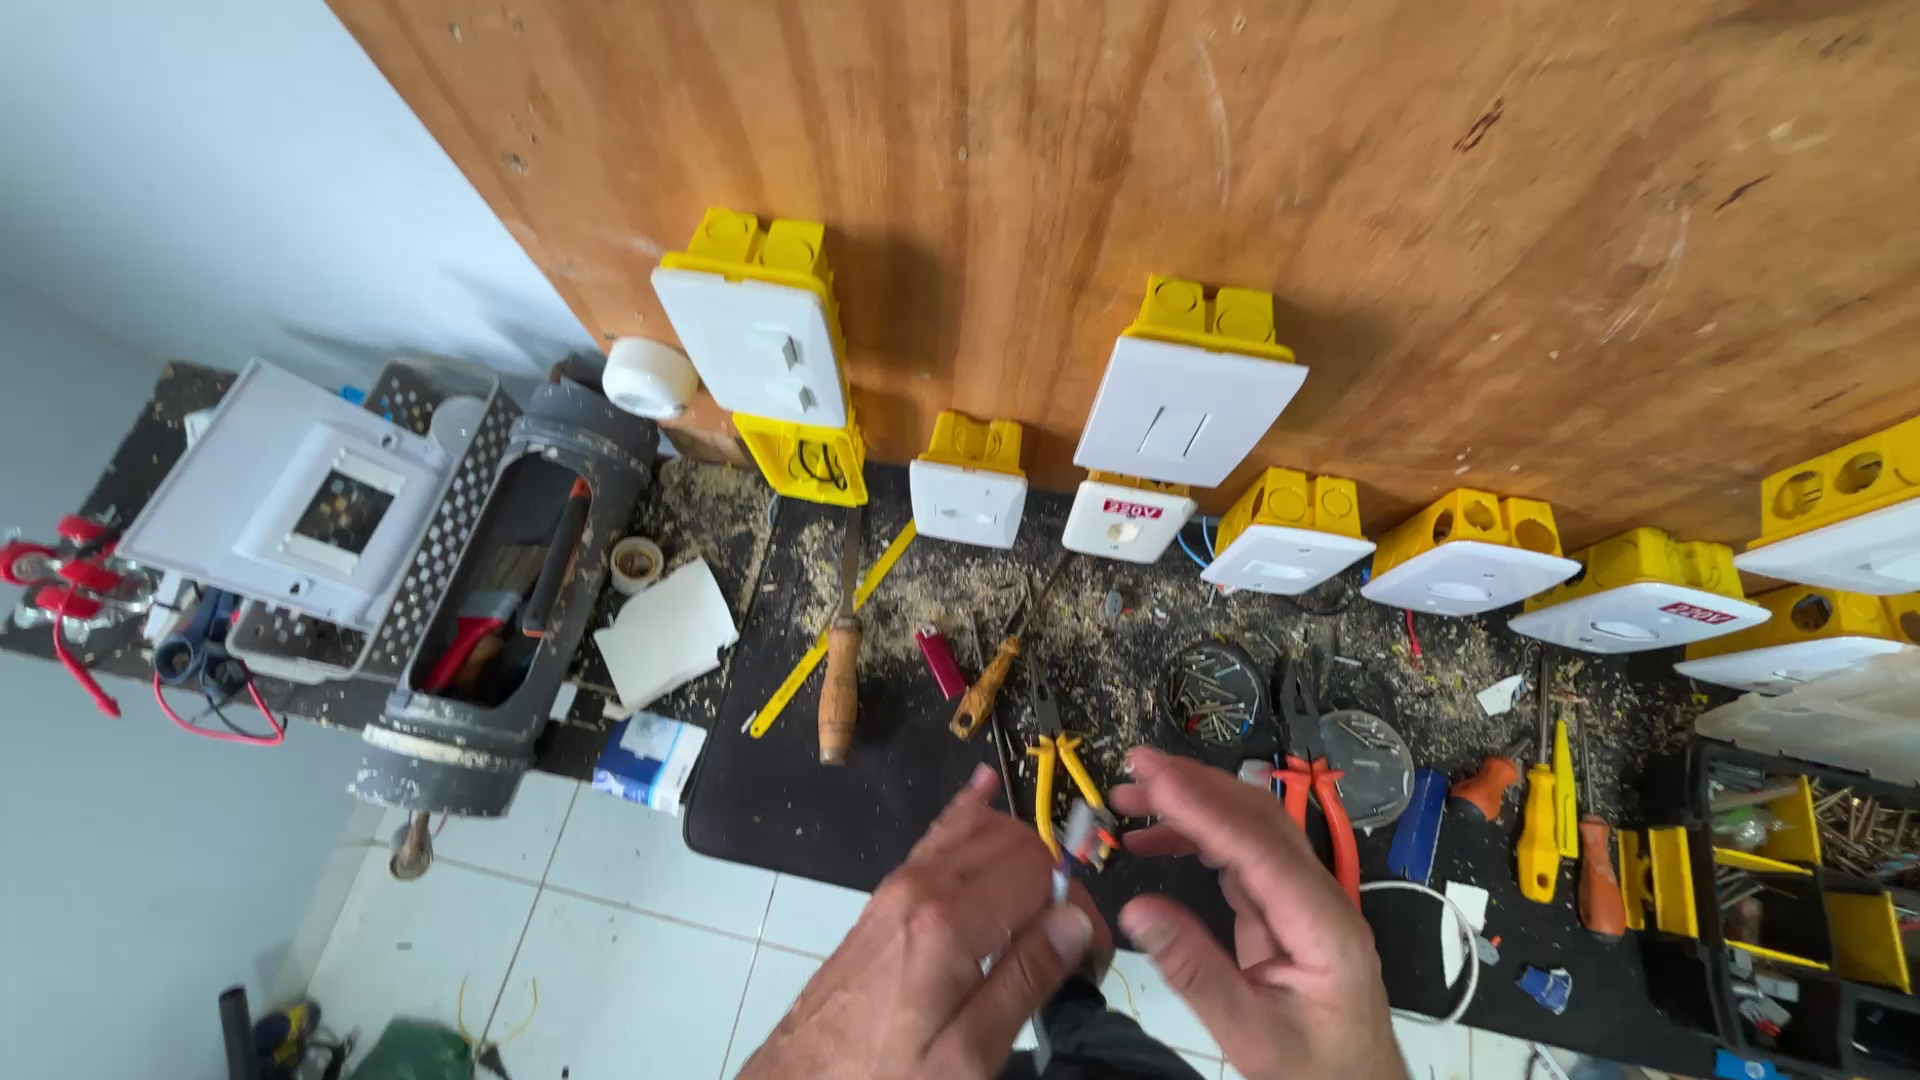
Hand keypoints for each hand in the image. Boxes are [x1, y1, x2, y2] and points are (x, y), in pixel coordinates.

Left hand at [739, 764, 1112, 1079]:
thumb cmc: (889, 1075)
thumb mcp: (968, 1053)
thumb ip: (1026, 978)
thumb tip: (1075, 917)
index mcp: (949, 921)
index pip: (1037, 871)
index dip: (1075, 900)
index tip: (1090, 947)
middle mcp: (924, 883)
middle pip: (1011, 841)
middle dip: (1053, 874)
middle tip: (1069, 932)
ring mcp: (902, 880)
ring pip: (977, 826)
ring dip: (1020, 846)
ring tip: (1045, 893)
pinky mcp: (890, 889)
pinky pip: (938, 832)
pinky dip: (968, 810)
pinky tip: (983, 787)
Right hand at [1110, 748, 1404, 1079]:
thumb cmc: (1314, 1072)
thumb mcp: (1251, 1036)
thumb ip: (1194, 971)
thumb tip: (1135, 909)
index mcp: (1322, 924)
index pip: (1259, 847)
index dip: (1205, 808)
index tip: (1157, 778)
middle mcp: (1315, 894)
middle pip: (1256, 817)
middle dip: (1195, 784)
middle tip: (1136, 765)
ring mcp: (1299, 894)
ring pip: (1245, 825)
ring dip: (1191, 801)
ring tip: (1131, 795)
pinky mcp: (1279, 903)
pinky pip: (1235, 851)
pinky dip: (1193, 835)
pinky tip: (1153, 838)